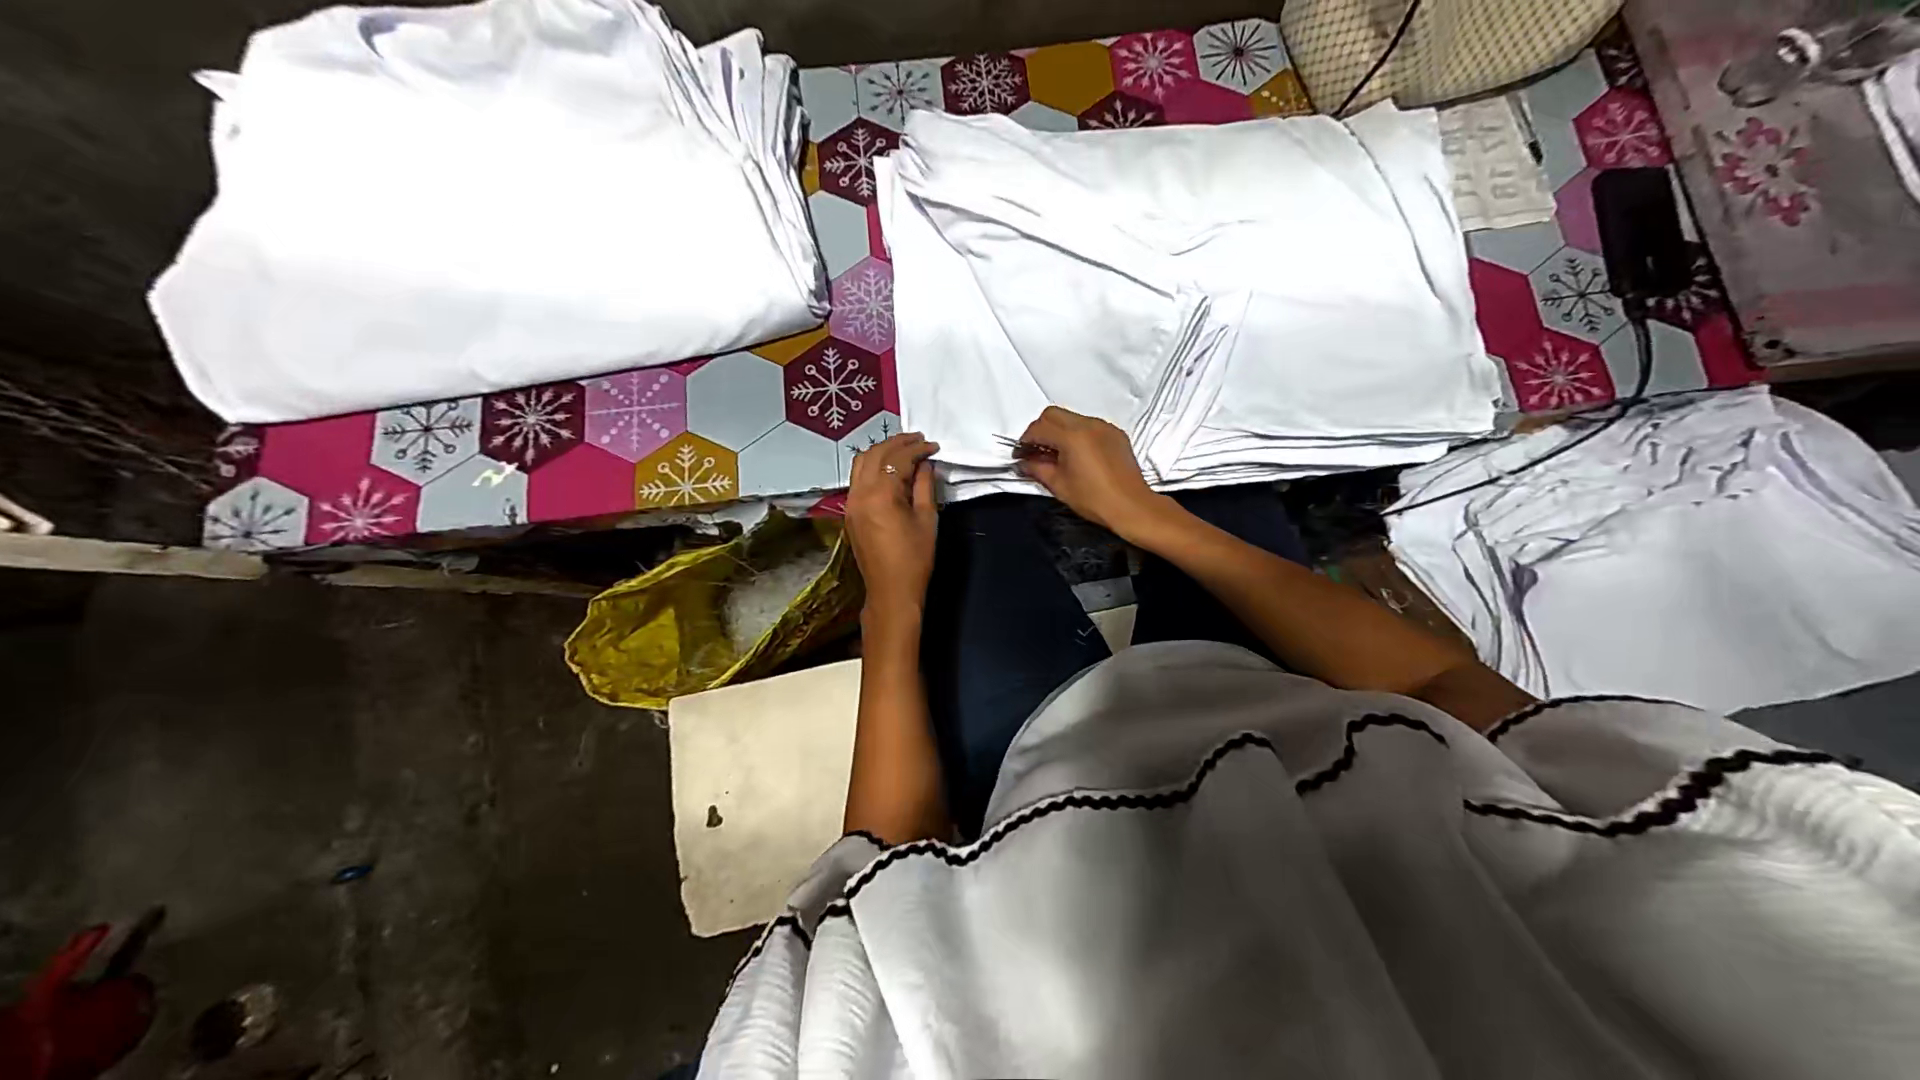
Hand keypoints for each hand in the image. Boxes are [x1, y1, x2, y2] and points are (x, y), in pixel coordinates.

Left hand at [845, 432, 941, 616]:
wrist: (891, 591)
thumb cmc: (915, 558)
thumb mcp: (927, 519)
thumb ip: (924, 485)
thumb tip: (925, 464)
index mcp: (880, 494)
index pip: (898, 458)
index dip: (917, 449)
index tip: (934, 446)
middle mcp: (859, 493)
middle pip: (875, 454)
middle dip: (897, 443)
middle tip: (919, 439)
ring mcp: (850, 502)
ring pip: (861, 462)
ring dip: (882, 451)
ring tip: (904, 449)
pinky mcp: (849, 511)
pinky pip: (857, 478)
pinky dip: (872, 466)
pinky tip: (889, 468)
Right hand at [1015, 407, 1170, 539]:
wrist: (1131, 506)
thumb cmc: (1095, 499)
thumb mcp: (1059, 485)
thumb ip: (1037, 469)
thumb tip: (1024, 463)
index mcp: (1072, 436)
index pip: (1039, 427)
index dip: (1025, 440)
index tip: (1021, 454)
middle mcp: (1089, 425)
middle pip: (1053, 414)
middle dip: (1040, 429)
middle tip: (1034, 451)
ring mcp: (1104, 428)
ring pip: (1072, 418)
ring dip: (1059, 431)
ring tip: (1055, 455)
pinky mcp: (1116, 435)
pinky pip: (1090, 426)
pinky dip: (1077, 435)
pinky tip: (1076, 455)